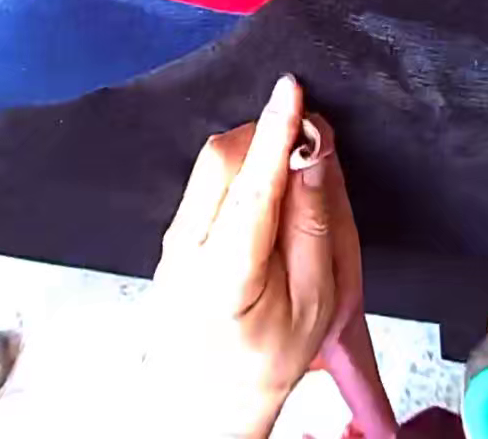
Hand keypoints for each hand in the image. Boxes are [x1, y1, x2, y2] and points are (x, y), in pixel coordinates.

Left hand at [147, 77, 350, 438]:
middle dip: (266, 134)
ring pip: (212, 161)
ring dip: (254, 149)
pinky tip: (263, 195)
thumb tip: (314, 157)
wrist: (208, 397)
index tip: (291, 90)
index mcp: (226, 276)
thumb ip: (316, 224)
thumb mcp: (315, 302)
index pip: (254, 188)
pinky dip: (241, 166)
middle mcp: (186, 249)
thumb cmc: (268, 356)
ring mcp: (172, 237)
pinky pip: (207, 176)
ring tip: (288, 179)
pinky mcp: (172, 229)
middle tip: (306, 146)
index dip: (275, 132)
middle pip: (222, 158)